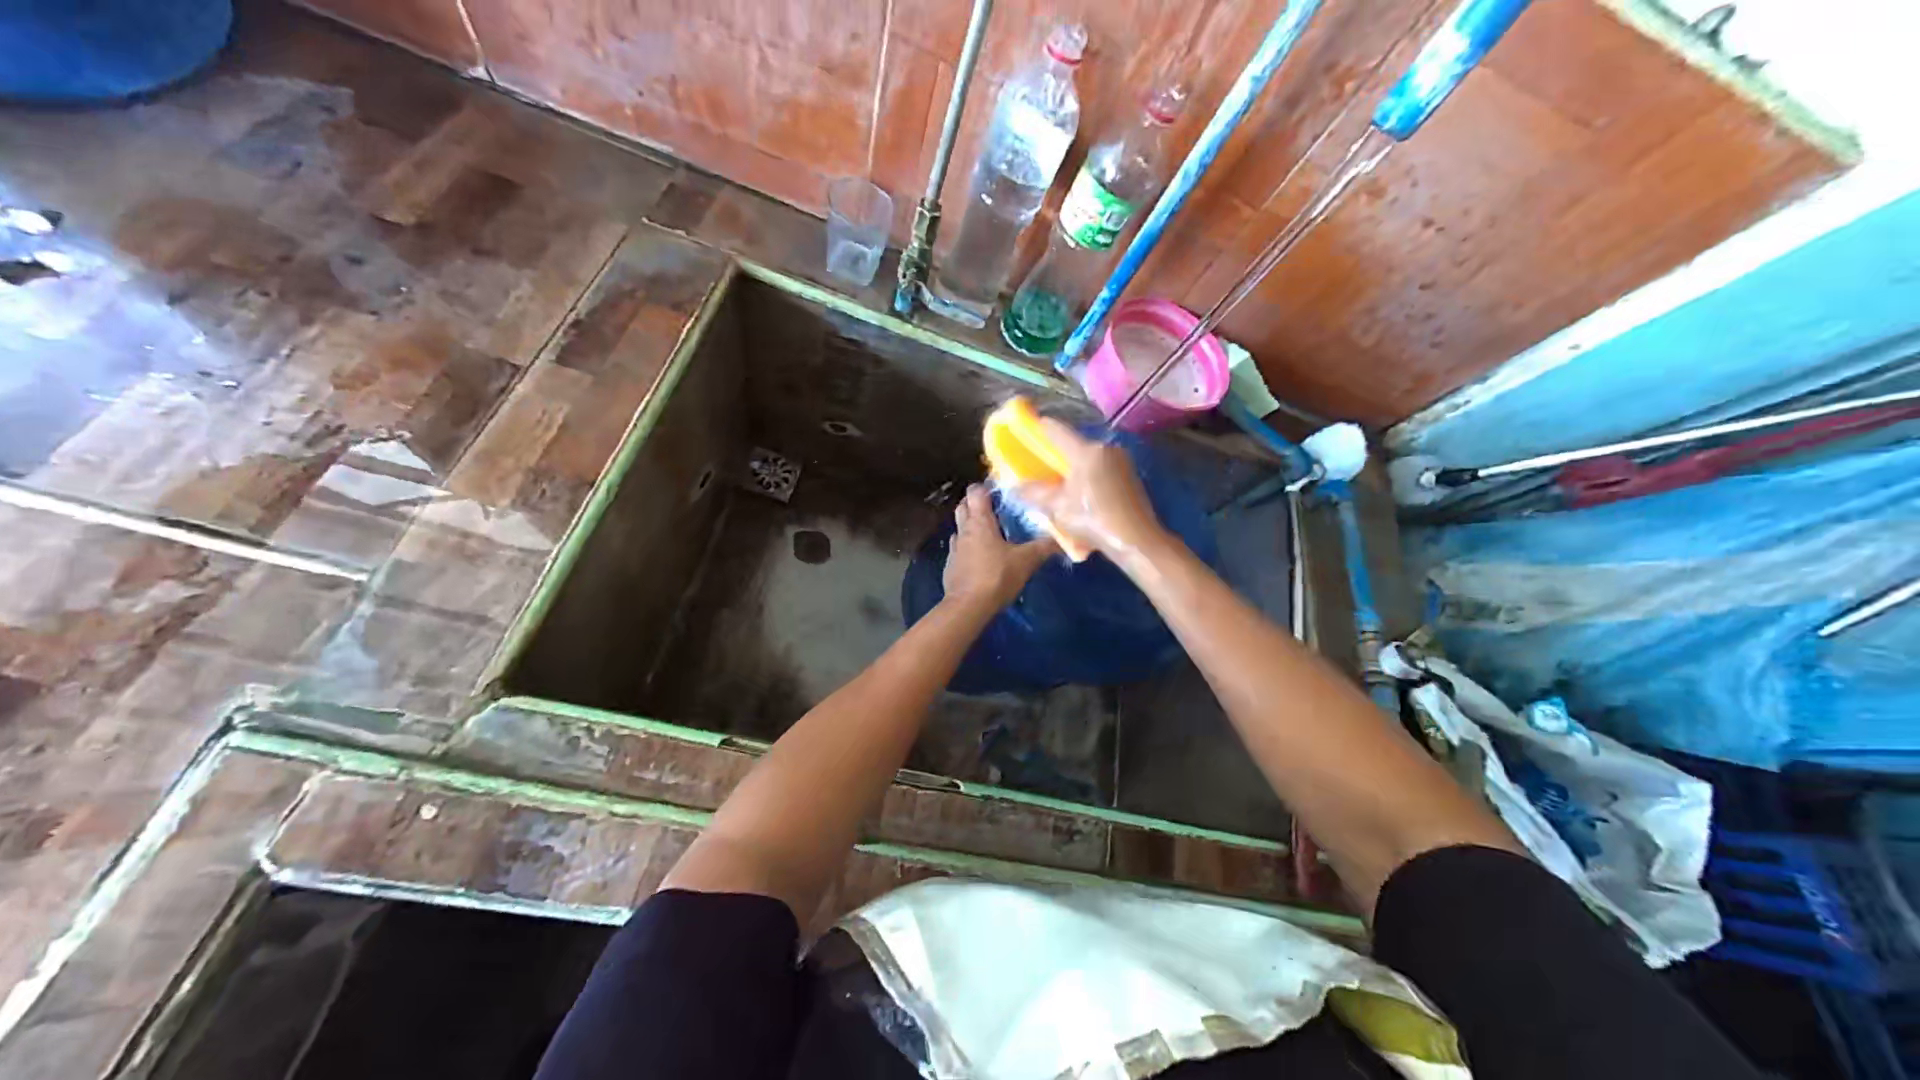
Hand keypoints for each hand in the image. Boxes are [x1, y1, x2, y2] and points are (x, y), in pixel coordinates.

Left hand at [942, 484, 1056, 611]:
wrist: (968, 607)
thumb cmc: (996, 577)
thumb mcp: (1026, 561)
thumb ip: (1044, 547)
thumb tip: (1064, 538)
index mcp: (979, 522)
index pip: (975, 492)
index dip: (985, 488)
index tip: (1000, 492)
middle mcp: (963, 531)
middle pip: (963, 507)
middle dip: (976, 504)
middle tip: (996, 510)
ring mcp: (954, 549)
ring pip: (960, 529)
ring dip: (972, 527)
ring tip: (991, 534)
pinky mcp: (951, 567)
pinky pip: (960, 550)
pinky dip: (969, 549)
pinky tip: (982, 559)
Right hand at [1014, 419, 1168, 562]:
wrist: (1137, 541)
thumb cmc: (1094, 521)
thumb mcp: (1058, 508)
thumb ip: (1034, 493)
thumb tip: (1015, 485)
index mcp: (1086, 451)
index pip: (1056, 430)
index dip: (1038, 428)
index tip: (1025, 430)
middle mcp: (1105, 449)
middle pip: (1073, 444)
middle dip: (1054, 455)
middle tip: (1038, 468)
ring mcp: (1121, 461)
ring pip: (1087, 458)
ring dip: (1072, 468)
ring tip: (1058, 486)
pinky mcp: (1130, 475)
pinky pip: (1100, 468)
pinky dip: (1087, 476)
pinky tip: (1080, 495)